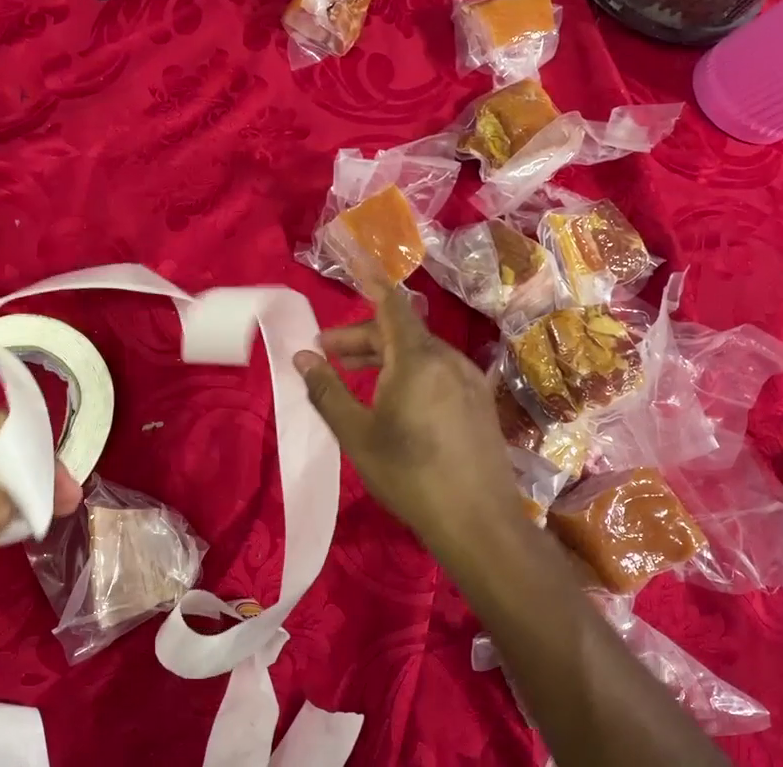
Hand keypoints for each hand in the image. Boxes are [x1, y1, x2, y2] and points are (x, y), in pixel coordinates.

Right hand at [295, 283, 520, 552]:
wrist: (480, 525)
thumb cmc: (409, 476)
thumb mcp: (356, 434)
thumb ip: (327, 390)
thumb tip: (302, 357)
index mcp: (417, 359)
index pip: (390, 303)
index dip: (369, 278)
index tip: (352, 256)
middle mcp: (448, 360)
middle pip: (399, 331)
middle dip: (360, 336)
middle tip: (326, 354)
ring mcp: (469, 382)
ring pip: (419, 353)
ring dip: (383, 356)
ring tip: (353, 377)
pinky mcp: (479, 404)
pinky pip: (437, 372)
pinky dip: (407, 372)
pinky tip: (392, 400)